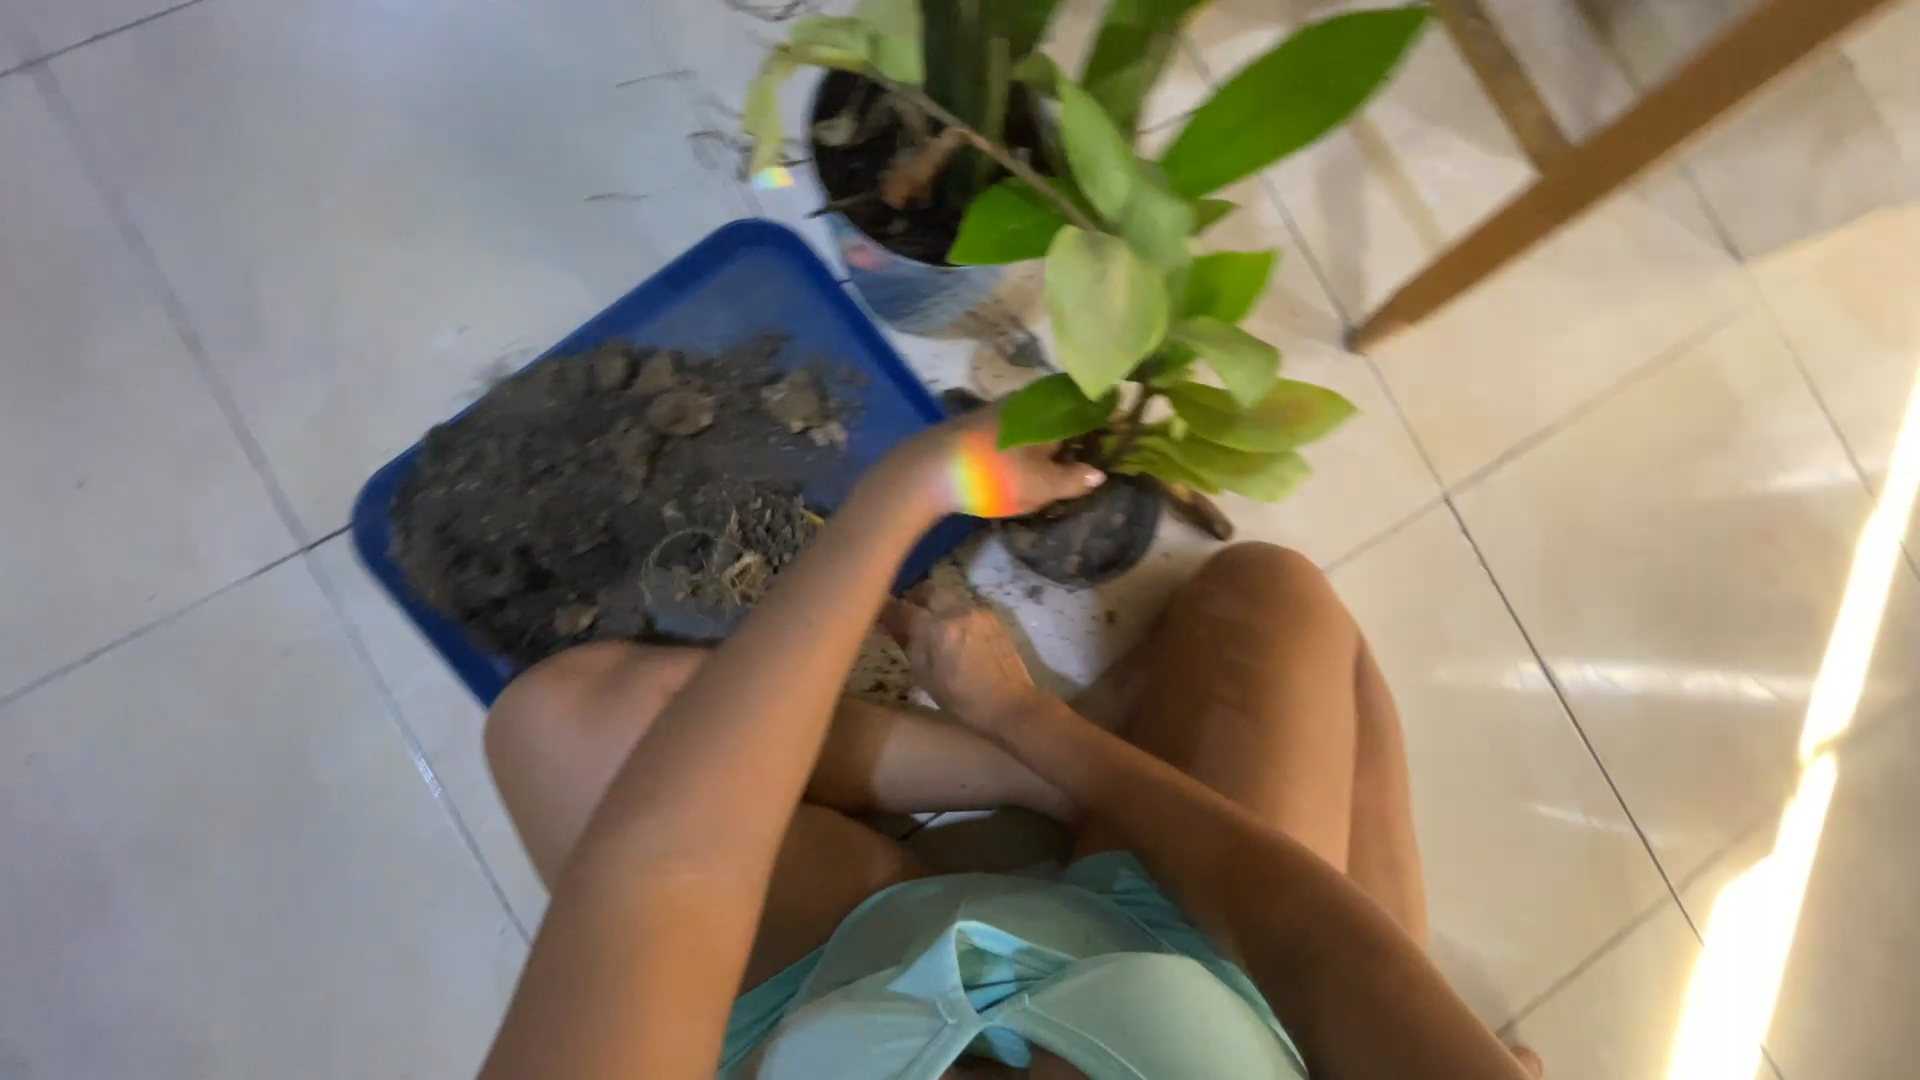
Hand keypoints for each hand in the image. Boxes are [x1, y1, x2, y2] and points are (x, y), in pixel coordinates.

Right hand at [880, 581, 1045, 735]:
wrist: (1010, 704)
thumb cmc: (962, 699)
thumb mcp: (925, 676)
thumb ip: (907, 644)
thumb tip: (891, 624)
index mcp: (936, 629)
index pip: (902, 608)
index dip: (887, 609)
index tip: (880, 613)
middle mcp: (956, 611)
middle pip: (928, 589)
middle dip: (913, 596)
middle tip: (907, 611)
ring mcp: (977, 611)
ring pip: (948, 596)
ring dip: (935, 604)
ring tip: (932, 625)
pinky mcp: (992, 616)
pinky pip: (966, 606)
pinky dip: (954, 613)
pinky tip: (955, 633)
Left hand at [892, 403, 1105, 518]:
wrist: (927, 470)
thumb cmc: (993, 475)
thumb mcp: (1040, 485)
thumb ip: (1071, 479)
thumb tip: (1100, 473)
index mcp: (1049, 411)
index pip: (1087, 405)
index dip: (1105, 417)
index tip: (1122, 431)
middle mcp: (1026, 404)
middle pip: (1061, 410)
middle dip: (1078, 427)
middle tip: (1095, 451)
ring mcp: (999, 413)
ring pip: (1037, 420)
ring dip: (1051, 437)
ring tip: (1064, 460)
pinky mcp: (978, 427)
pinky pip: (1016, 431)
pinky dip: (1028, 444)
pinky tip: (1027, 461)